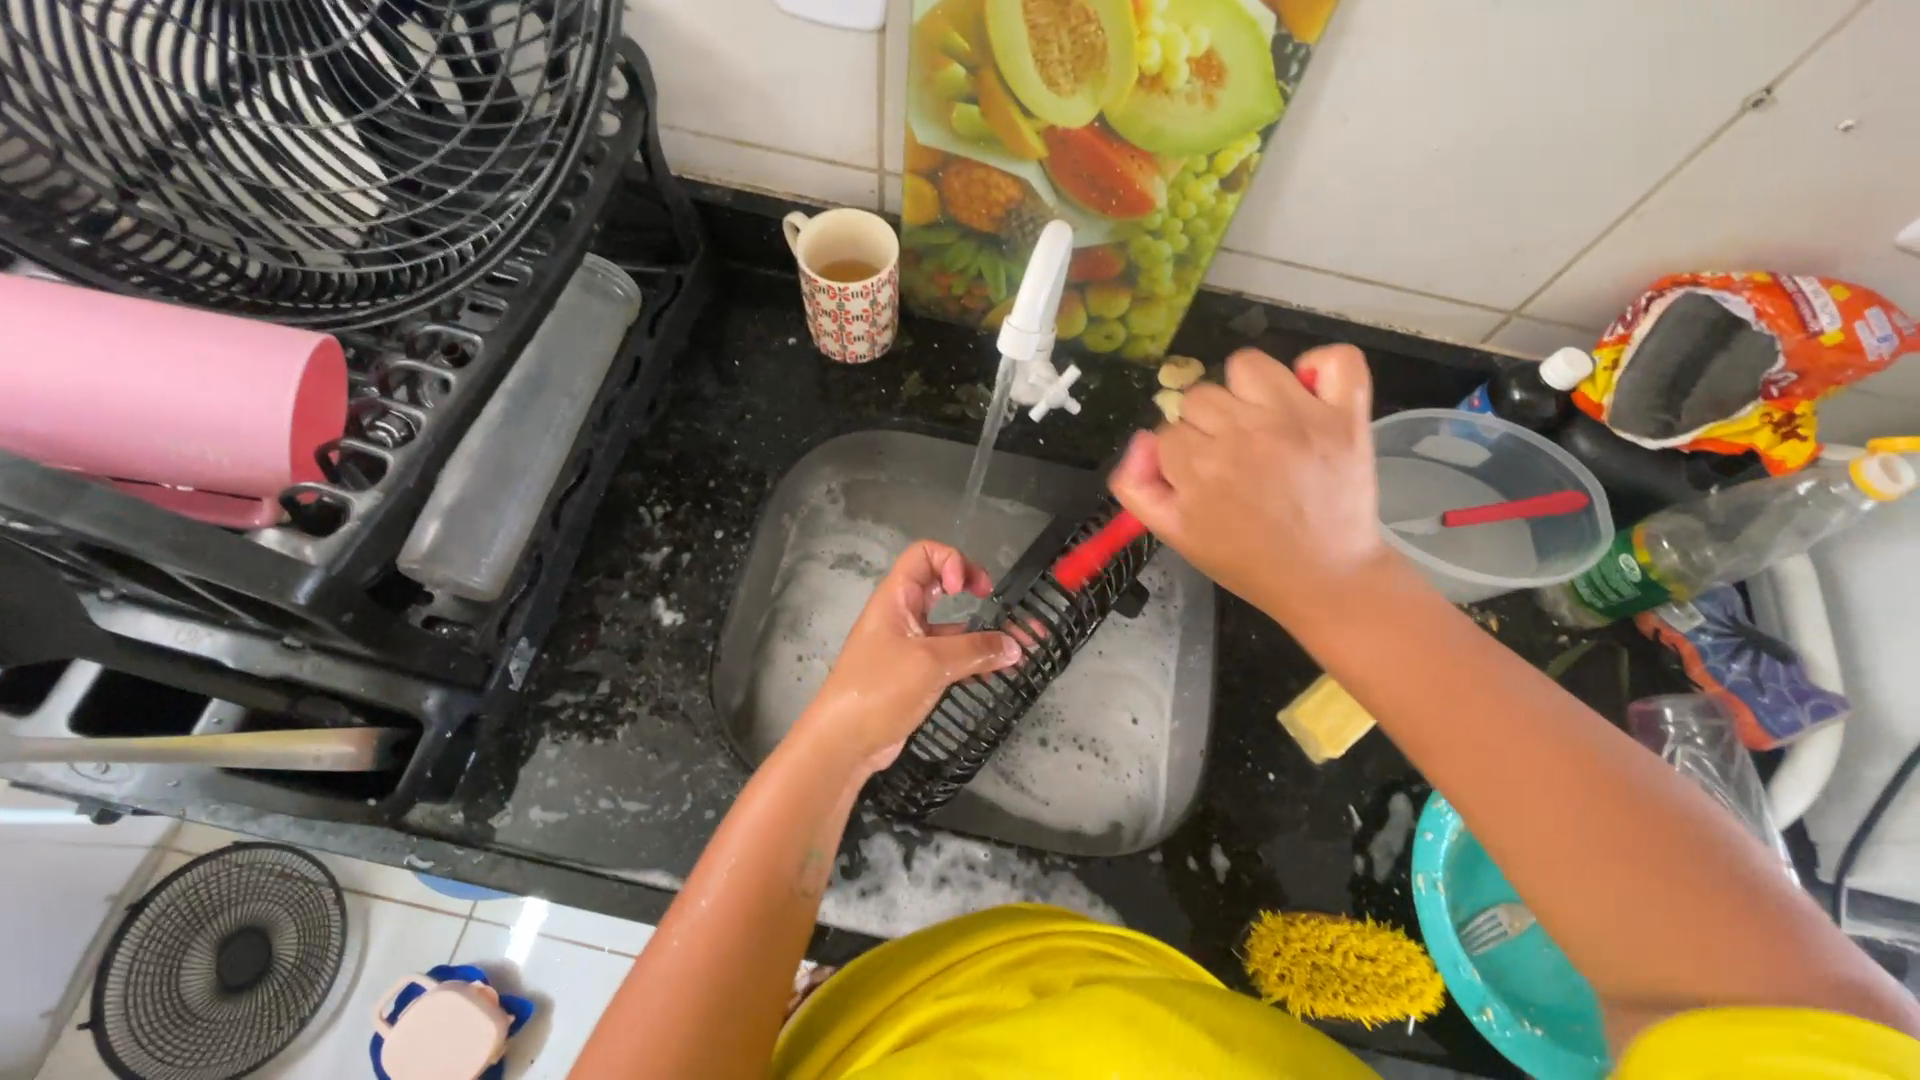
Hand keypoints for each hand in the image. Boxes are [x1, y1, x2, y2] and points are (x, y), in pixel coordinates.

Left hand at [791, 541, 1021, 773]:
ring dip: (983, 632)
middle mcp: (902, 615)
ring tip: (1020, 645)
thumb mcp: (930, 663)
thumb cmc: (880, 689)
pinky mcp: (916, 675)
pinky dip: (975, 660)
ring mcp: (909, 646)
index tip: (967, 589)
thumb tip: (1015, 646)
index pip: (924, 554)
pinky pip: (951, 657)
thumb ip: (975, 650)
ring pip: (952, 626)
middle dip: (974, 589)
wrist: (844, 743)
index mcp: (895, 598)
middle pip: (941, 585)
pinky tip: (1000, 672)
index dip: (952, 560)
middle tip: (999, 603)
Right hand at [1109, 345, 1390, 622]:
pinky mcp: (1345, 415)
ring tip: (1260, 424)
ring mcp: (1299, 418)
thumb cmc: (1245, 559)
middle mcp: (1246, 433)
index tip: (1200, 482)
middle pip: (1200, 396)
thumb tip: (1141, 440)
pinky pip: (1333, 359)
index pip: (1168, 432)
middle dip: (1206, 426)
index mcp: (1200, 466)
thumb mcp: (1175, 535)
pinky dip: (1319, 366)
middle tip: (1230, 461)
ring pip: (1248, 366)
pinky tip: (1306, 394)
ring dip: (1245, 391)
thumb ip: (1136, 487)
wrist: (1324, 577)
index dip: (1179, 457)